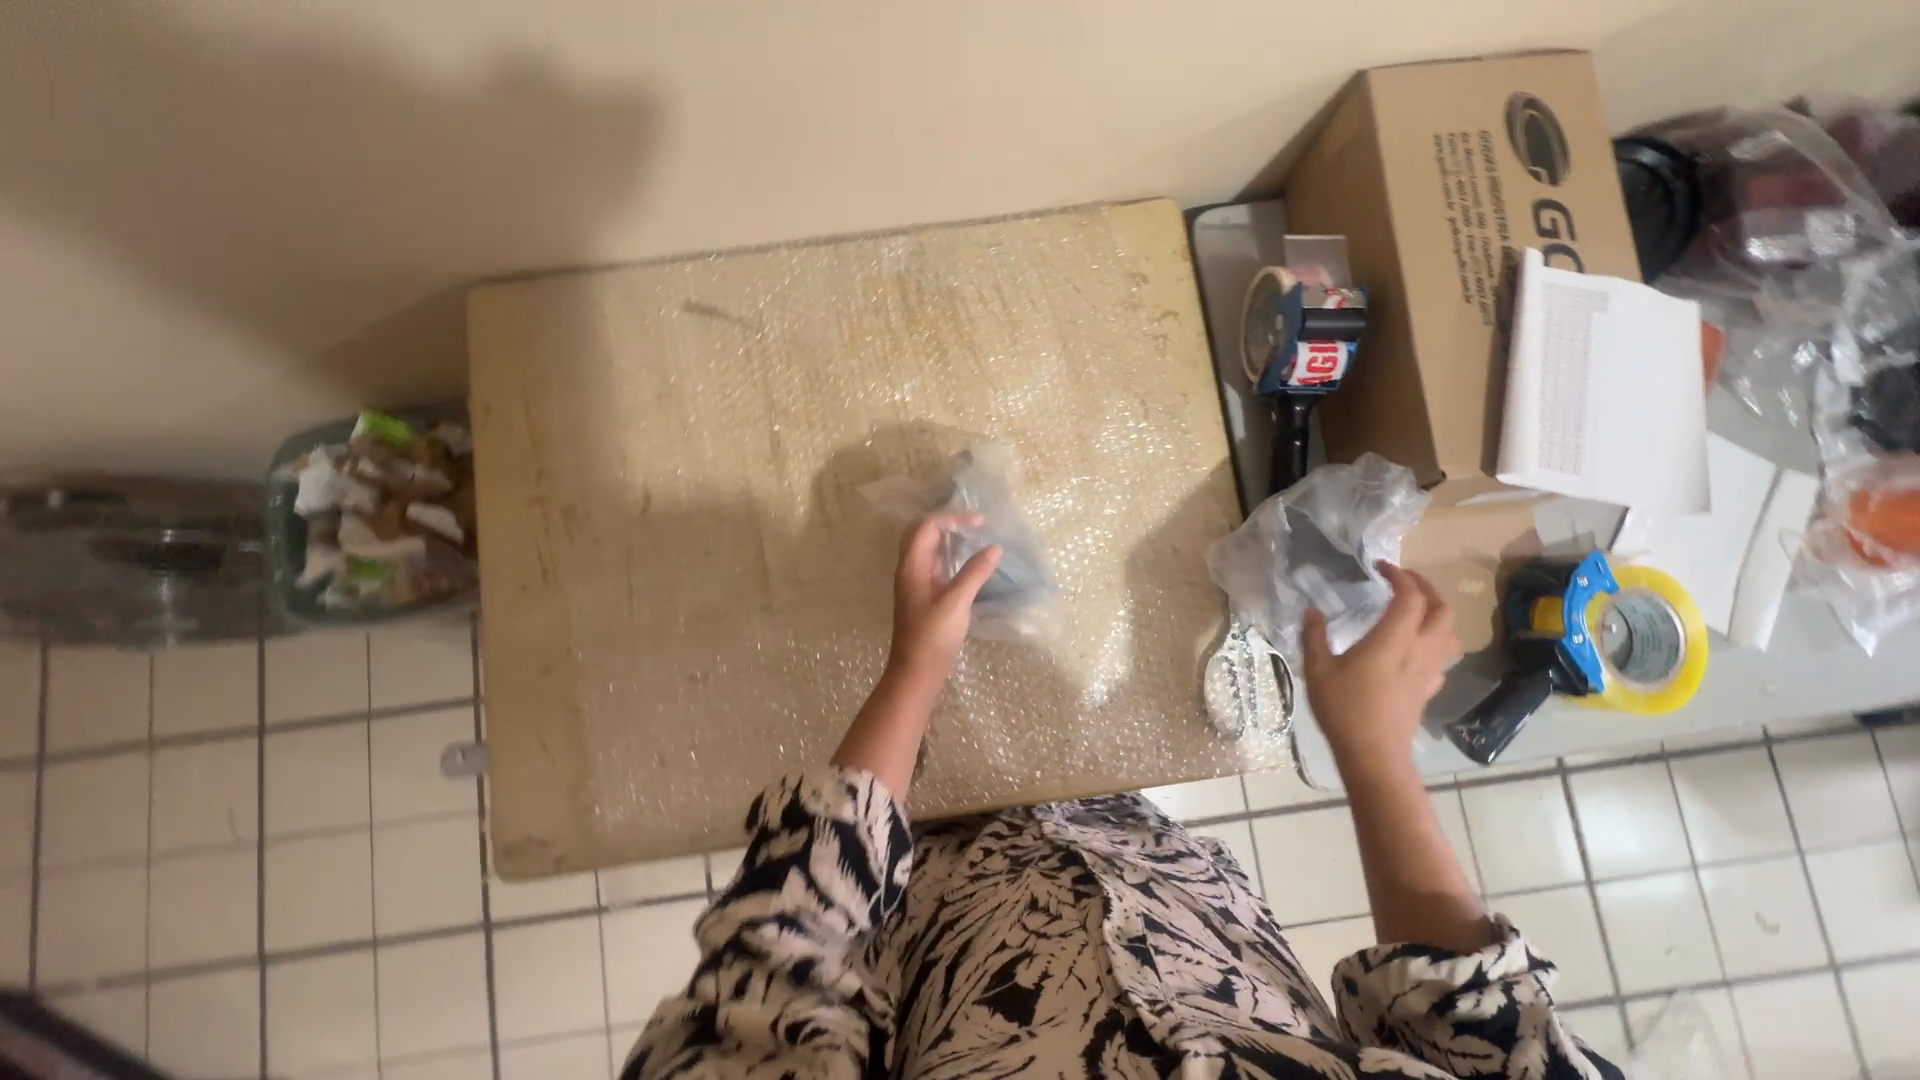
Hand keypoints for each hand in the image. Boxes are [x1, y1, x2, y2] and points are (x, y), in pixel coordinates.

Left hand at [888, 514, 1002, 681]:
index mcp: (912, 566)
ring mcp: (914, 583)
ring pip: (927, 550)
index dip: (953, 519)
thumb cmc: (933, 636)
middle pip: (922, 533)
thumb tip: (994, 547)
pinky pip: (934, 566)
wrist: (916, 672)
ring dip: (948, 541)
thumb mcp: (957, 601)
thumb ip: (975, 572)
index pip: (927, 526)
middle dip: (947, 524)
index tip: (980, 525)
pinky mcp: (922, 596)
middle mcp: (909, 570)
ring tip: (974, 540)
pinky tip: (968, 566)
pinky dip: (950, 558)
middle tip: (974, 528)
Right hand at [1301, 562, 1459, 764]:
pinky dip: (1433, 638)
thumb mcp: (1317, 669)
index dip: (1400, 576)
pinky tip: (1413, 645)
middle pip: (1441, 609)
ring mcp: (1429, 669)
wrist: (1373, 752)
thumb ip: (1315, 636)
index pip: (1410, 596)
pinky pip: (1442, 654)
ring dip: (1437, 612)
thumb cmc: (1343, 708)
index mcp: (1393, 638)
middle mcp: (1419, 648)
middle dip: (1426, 588)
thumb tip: (1313, 611)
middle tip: (1404, 581)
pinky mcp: (1429, 686)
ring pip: (1449, 631)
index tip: (1382, 567)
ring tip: (1415, 608)